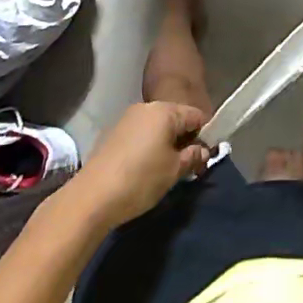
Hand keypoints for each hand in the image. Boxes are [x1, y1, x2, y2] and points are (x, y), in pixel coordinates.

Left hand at [57, 102, 212, 228]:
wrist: (95, 194)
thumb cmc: (142, 179)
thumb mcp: (174, 170)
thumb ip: (193, 156)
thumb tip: (203, 150)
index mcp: (163, 111)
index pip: (194, 115)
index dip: (205, 134)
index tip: (206, 157)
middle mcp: (144, 108)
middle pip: (174, 118)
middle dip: (185, 139)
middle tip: (190, 167)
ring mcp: (126, 118)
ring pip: (156, 126)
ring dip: (167, 143)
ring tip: (169, 170)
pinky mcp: (114, 132)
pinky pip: (141, 133)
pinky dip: (149, 145)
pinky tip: (147, 168)